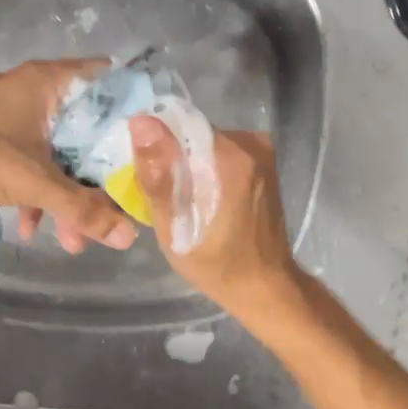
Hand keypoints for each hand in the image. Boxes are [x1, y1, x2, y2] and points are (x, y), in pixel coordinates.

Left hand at [0, 59, 137, 252]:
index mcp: (51, 83)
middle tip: (116, 215)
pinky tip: (34, 230)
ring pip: (59, 157)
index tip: (154, 155)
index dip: (137, 118)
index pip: (113, 86)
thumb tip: (128, 237)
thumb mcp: (32, 182)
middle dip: (100, 180)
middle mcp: (38, 93)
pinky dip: (38, 196)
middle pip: (88, 134)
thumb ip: (81, 209)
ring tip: (74, 242)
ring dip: (67, 198)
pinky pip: (33, 166)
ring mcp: (17, 118)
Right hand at [130, 116, 299, 316]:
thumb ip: (159, 175)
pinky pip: (221, 155)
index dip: (156, 148)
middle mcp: (251, 142)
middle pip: (193, 135)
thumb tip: (141, 122)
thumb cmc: (218, 265)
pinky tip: (198, 200)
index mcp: (232, 154)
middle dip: (171, 159)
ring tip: (178, 202)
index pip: (179, 125)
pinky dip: (205, 172)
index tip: (146, 177)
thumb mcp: (176, 228)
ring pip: (205, 145)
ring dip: (187, 167)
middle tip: (160, 197)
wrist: (266, 286)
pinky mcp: (264, 163)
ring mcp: (262, 152)